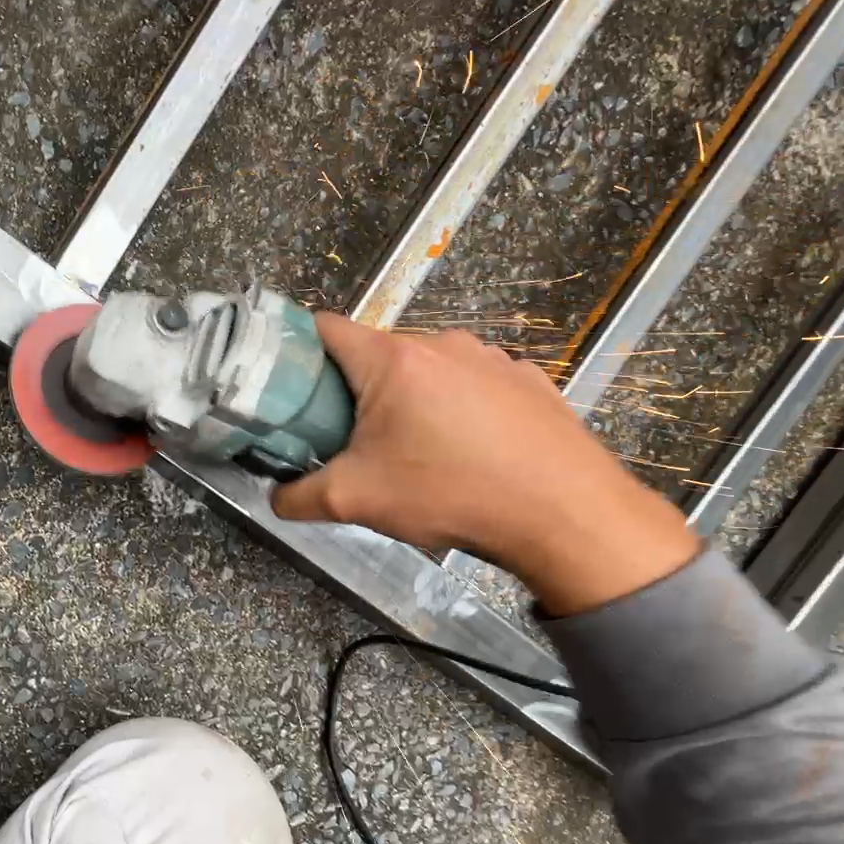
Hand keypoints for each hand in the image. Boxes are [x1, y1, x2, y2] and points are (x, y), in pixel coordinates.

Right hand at [272, 314, 698, 614]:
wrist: (567, 515)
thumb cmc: (449, 493)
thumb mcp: (350, 501)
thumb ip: (295, 497)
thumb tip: (276, 497)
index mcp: (393, 361)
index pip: (325, 328)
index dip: (294, 349)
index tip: (281, 384)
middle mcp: (443, 345)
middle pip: (373, 354)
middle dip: (348, 389)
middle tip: (340, 437)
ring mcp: (492, 359)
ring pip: (422, 370)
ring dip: (401, 399)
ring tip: (403, 449)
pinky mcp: (528, 382)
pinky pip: (468, 386)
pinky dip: (449, 409)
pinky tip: (458, 451)